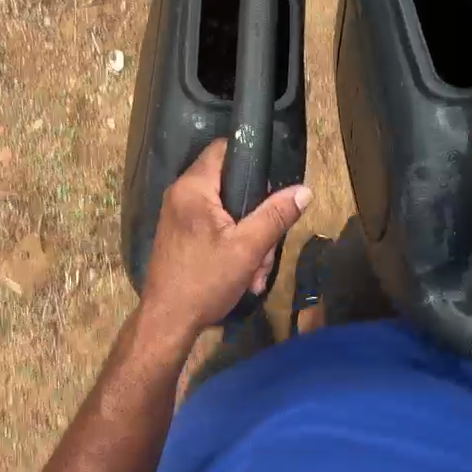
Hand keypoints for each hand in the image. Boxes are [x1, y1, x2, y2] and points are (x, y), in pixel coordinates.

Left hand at [140, 140, 311, 340]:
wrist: (167, 322)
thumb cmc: (205, 280)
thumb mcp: (248, 248)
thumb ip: (275, 215)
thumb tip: (304, 190)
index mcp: (193, 188)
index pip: (223, 149)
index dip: (250, 158)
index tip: (271, 183)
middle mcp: (181, 195)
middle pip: (230, 186)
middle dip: (256, 216)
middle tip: (266, 247)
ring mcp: (179, 217)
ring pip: (227, 213)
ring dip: (249, 240)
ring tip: (255, 271)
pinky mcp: (181, 236)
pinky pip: (215, 229)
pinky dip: (233, 248)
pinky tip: (244, 276)